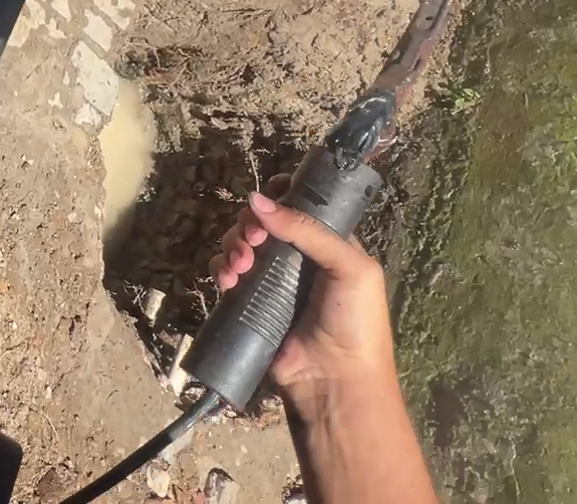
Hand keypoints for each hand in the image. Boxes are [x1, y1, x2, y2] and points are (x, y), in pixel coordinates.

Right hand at [206, 173, 395, 410]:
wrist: (334, 381)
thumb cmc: (355, 323)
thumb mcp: (350, 270)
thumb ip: (307, 230)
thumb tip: (255, 199)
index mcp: (327, 245)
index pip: (299, 206)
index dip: (279, 195)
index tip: (265, 197)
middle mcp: (297, 257)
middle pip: (261, 221)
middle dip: (249, 224)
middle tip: (254, 241)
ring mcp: (270, 277)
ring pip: (239, 242)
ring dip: (232, 246)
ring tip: (239, 267)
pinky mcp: (248, 298)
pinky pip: (224, 270)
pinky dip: (220, 269)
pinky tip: (227, 281)